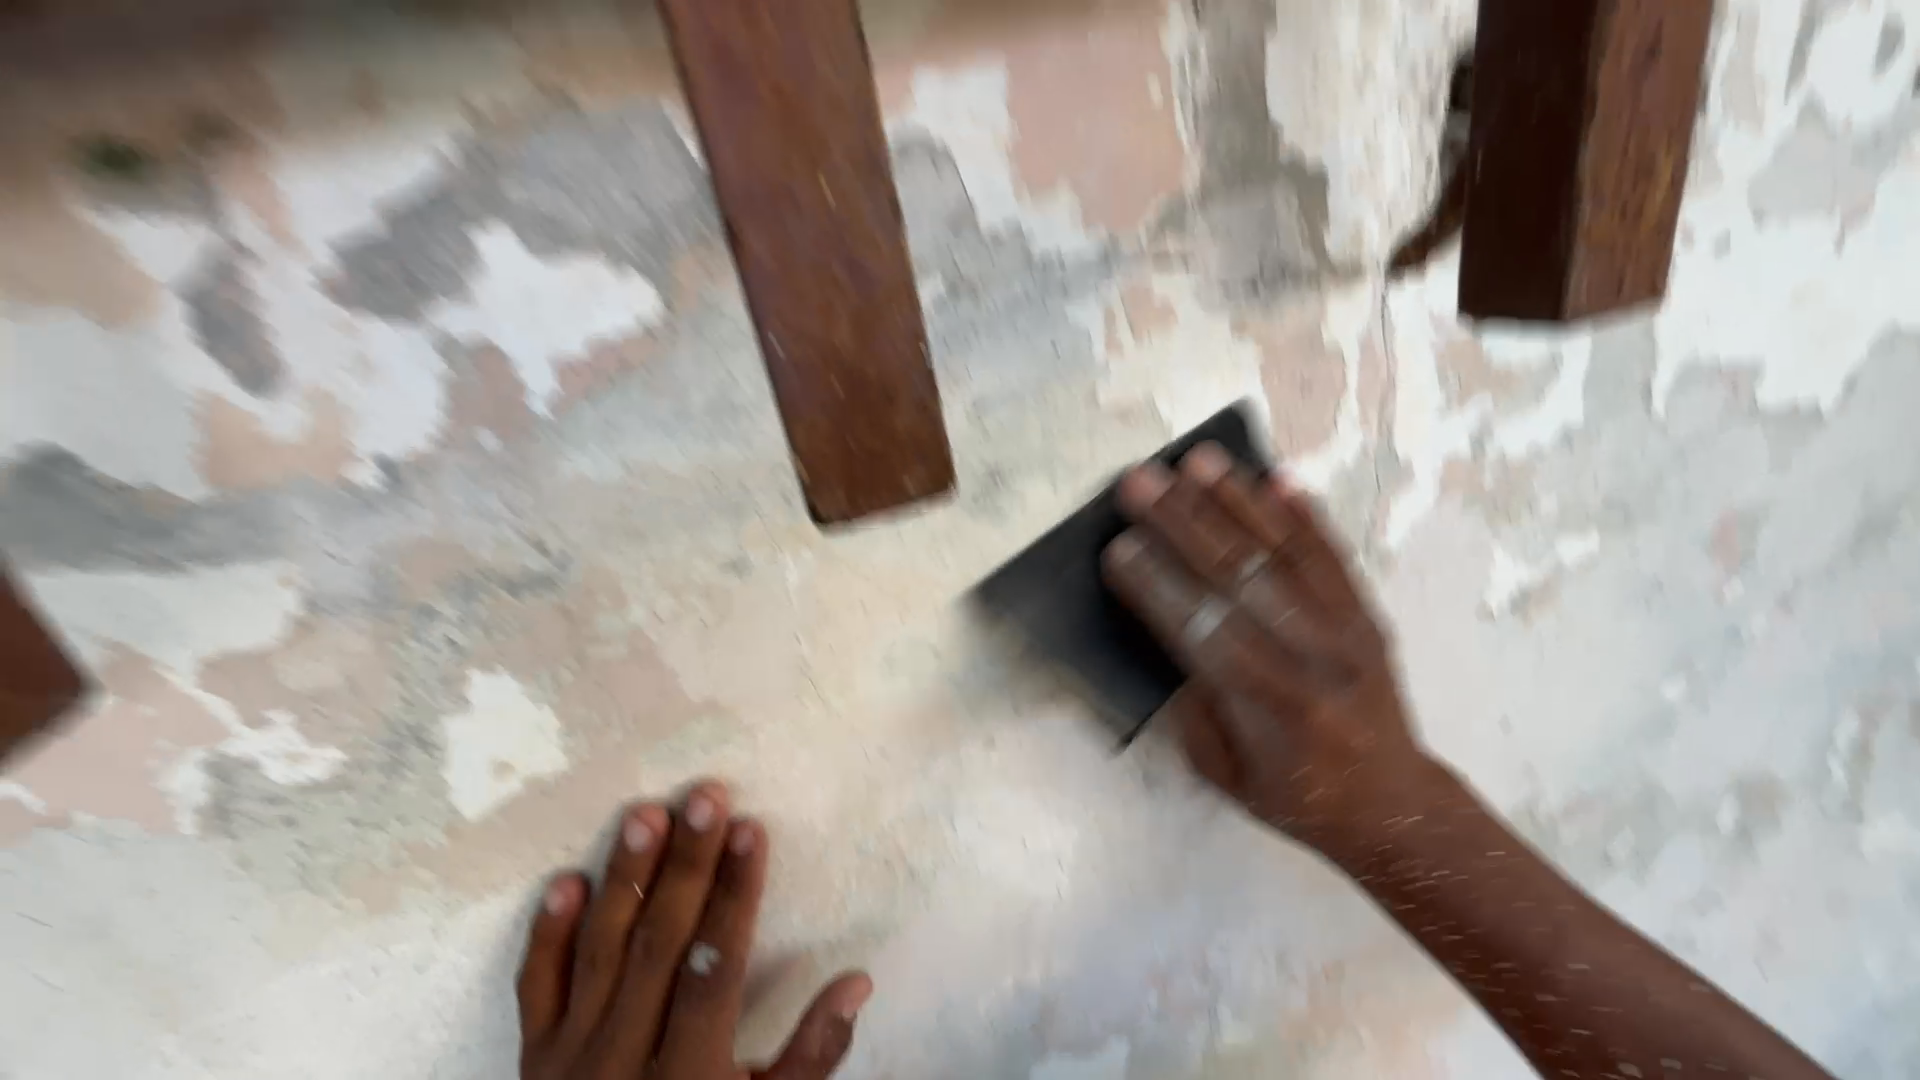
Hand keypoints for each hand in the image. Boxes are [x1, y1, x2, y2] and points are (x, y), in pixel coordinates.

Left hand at [518, 781, 871, 1079]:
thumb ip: (813, 1056)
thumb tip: (858, 981)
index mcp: (689, 1076)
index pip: (715, 968)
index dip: (734, 895)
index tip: (749, 829)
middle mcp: (622, 1060)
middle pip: (658, 945)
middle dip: (685, 866)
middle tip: (703, 796)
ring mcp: (568, 1060)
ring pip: (599, 952)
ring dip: (623, 879)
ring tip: (643, 814)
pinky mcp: (530, 1060)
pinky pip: (533, 991)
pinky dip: (546, 937)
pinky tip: (564, 882)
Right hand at [1104, 444, 1436, 851]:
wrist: (1392, 805)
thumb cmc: (1290, 794)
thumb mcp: (1221, 769)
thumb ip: (1196, 699)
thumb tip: (1174, 622)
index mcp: (1267, 708)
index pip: (1202, 631)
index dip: (1157, 586)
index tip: (1118, 546)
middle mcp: (1311, 661)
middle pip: (1239, 578)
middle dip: (1182, 524)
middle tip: (1141, 483)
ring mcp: (1347, 632)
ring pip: (1284, 554)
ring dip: (1236, 502)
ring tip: (1199, 460)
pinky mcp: (1369, 615)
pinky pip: (1333, 556)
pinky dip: (1303, 514)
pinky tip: (1276, 476)